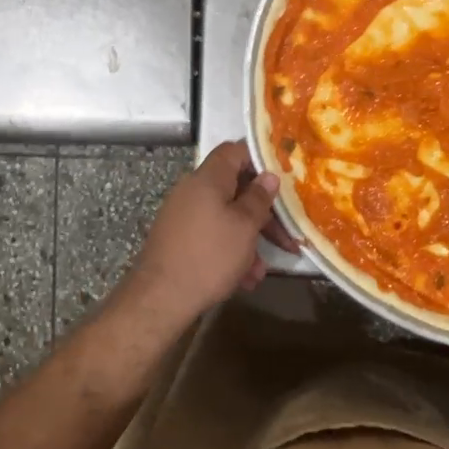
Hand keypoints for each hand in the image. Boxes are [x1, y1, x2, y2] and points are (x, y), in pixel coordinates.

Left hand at [119, 141, 297, 326]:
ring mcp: (183, 215)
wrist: (161, 297)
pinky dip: (230, 252)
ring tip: (262, 271)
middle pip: (234, 189)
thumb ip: (258, 198)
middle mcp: (192, 191)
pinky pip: (212, 236)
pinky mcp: (179, 239)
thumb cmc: (209, 255)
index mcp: (208, 178)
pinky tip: (244, 280)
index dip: (259, 159)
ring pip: (226, 218)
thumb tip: (268, 176)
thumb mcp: (244, 226)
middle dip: (262, 214)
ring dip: (248, 240)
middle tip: (287, 236)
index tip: (282, 178)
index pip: (234, 151)